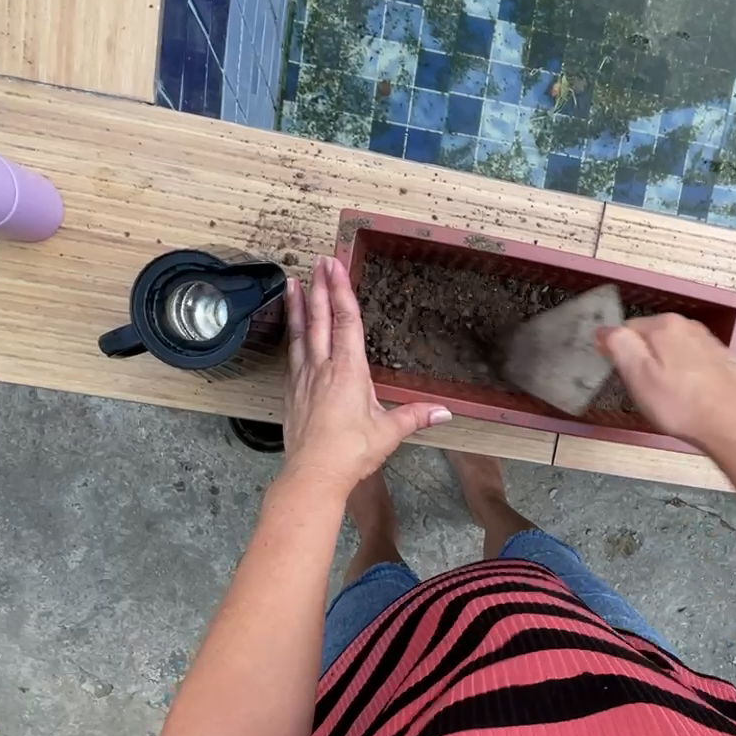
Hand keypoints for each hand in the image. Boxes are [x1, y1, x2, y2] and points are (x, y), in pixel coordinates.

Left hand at [280, 256, 450, 496]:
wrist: (314, 474)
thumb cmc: (350, 453)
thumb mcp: (389, 433)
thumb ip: (415, 416)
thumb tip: (444, 412)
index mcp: (348, 371)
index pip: (346, 321)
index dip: (341, 290)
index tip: (334, 265)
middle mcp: (322, 369)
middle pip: (320, 319)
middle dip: (319, 287)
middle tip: (318, 261)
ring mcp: (303, 380)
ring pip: (300, 334)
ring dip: (298, 306)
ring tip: (292, 283)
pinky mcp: (292, 395)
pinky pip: (290, 356)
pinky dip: (291, 337)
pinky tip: (290, 332)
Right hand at [597, 314, 735, 450]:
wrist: (732, 425)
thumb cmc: (678, 404)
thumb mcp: (637, 376)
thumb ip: (619, 345)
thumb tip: (604, 330)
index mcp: (664, 325)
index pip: (625, 330)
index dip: (618, 353)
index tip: (621, 377)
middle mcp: (689, 326)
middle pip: (651, 338)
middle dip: (643, 359)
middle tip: (643, 390)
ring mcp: (710, 342)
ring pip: (673, 349)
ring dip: (665, 365)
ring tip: (666, 395)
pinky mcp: (725, 361)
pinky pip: (694, 361)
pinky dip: (686, 373)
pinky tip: (689, 394)